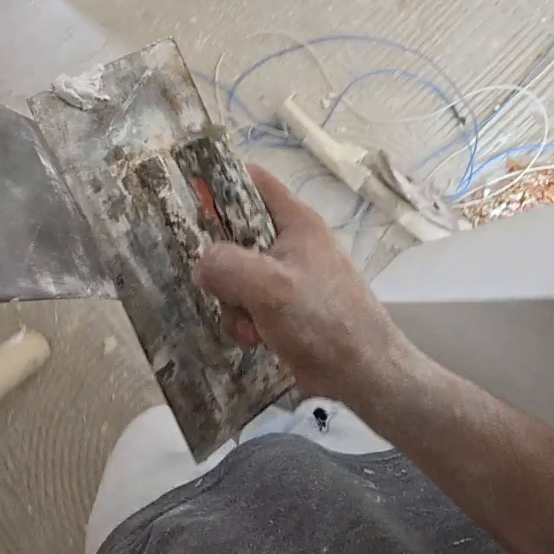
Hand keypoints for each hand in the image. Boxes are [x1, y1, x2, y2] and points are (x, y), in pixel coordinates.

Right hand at [192, 166, 421, 404]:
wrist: (363, 373)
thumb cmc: (321, 319)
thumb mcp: (268, 285)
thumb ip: (226, 265)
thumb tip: (200, 265)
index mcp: (296, 221)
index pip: (254, 181)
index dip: (221, 184)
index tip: (190, 202)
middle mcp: (293, 242)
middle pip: (237, 232)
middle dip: (221, 261)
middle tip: (214, 280)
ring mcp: (290, 275)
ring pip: (239, 273)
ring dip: (233, 300)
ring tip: (249, 323)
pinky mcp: (288, 306)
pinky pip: (250, 302)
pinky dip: (246, 319)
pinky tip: (256, 338)